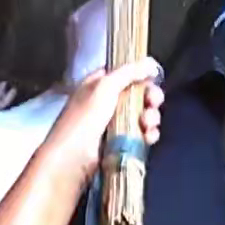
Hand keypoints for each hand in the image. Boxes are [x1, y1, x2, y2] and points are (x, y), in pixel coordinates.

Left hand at [32, 58, 164, 186]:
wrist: (71, 161)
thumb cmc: (84, 120)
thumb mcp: (104, 88)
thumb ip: (128, 73)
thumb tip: (151, 63)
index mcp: (97, 85)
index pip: (123, 73)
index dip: (139, 75)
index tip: (152, 79)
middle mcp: (104, 102)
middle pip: (136, 94)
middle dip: (149, 98)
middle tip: (154, 103)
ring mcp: (112, 124)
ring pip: (141, 115)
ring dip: (150, 117)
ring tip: (148, 124)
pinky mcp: (119, 144)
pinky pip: (140, 135)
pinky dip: (148, 134)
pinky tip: (149, 138)